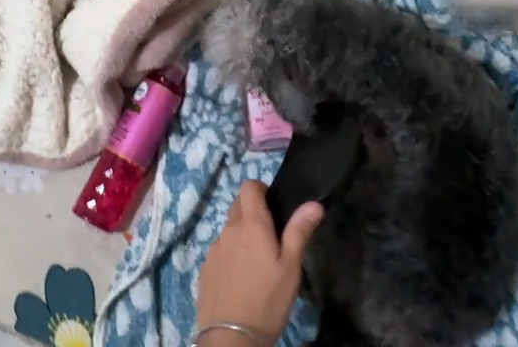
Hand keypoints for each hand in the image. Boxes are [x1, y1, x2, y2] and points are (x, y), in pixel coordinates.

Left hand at [195, 181, 322, 344]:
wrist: (231, 340)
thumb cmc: (267, 300)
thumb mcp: (291, 268)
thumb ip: (299, 231)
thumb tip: (313, 203)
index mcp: (252, 225)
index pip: (249, 186)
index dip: (261, 189)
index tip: (273, 205)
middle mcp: (229, 230)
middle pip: (237, 205)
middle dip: (252, 211)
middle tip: (270, 235)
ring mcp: (213, 250)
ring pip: (228, 230)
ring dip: (241, 236)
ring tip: (256, 263)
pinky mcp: (204, 269)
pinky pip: (219, 251)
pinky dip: (229, 256)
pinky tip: (239, 280)